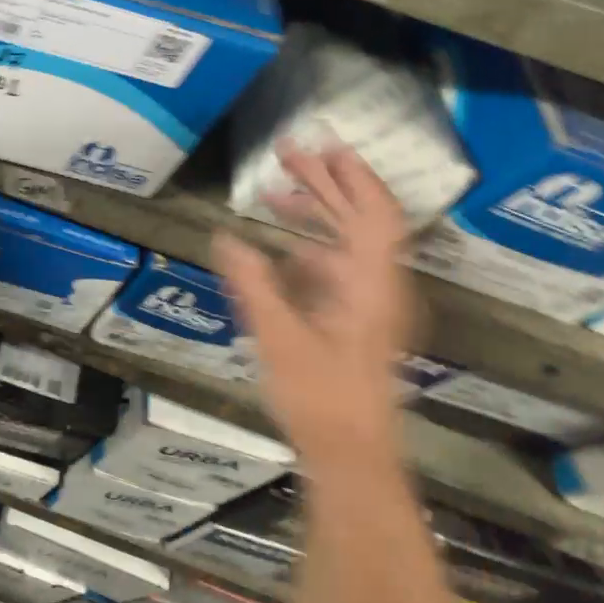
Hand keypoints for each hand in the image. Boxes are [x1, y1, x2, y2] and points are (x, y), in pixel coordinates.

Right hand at [214, 143, 412, 462]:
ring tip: (273, 193)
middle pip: (359, 221)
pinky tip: (279, 249)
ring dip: (316, 215)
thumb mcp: (278, 337)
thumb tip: (225, 236)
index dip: (353, 176)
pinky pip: (338, 270)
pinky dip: (311, 248)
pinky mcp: (358, 325)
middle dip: (325, 184)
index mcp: (371, 284)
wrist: (352, 457)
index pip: (374, 214)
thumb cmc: (321, 397)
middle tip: (287, 155)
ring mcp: (370, 307)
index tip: (325, 145)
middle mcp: (379, 288)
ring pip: (347, 245)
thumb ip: (253, 283)